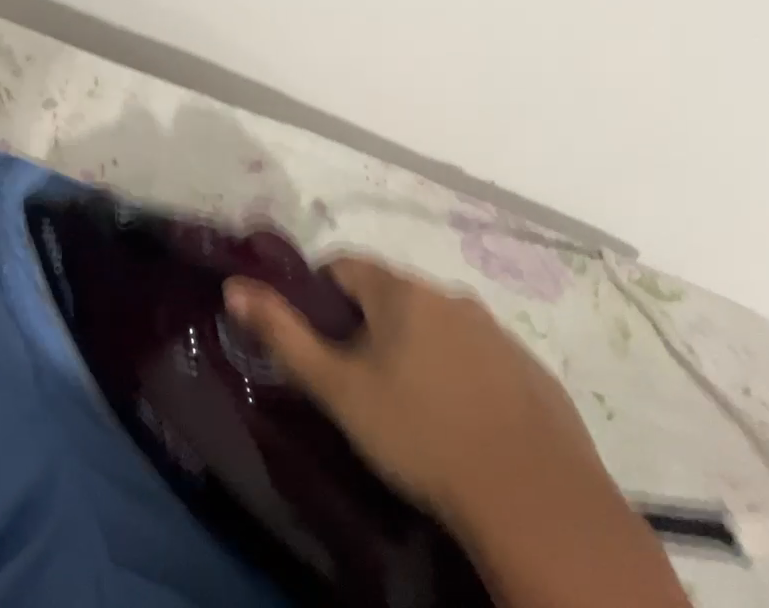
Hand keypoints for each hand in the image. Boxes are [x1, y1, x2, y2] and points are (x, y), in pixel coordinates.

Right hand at [223, 256, 611, 527]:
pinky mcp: (532, 372)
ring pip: (433, 326)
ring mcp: (500, 334)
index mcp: (402, 292)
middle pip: (388, 295)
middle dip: (360, 324)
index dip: (315, 294)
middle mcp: (453, 298)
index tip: (311, 340)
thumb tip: (234, 286)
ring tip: (401, 406)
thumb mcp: (335, 387)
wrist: (535, 504)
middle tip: (349, 380)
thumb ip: (281, 332)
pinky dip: (452, 372)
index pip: (341, 264)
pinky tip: (451, 421)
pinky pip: (474, 356)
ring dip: (408, 348)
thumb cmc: (417, 434)